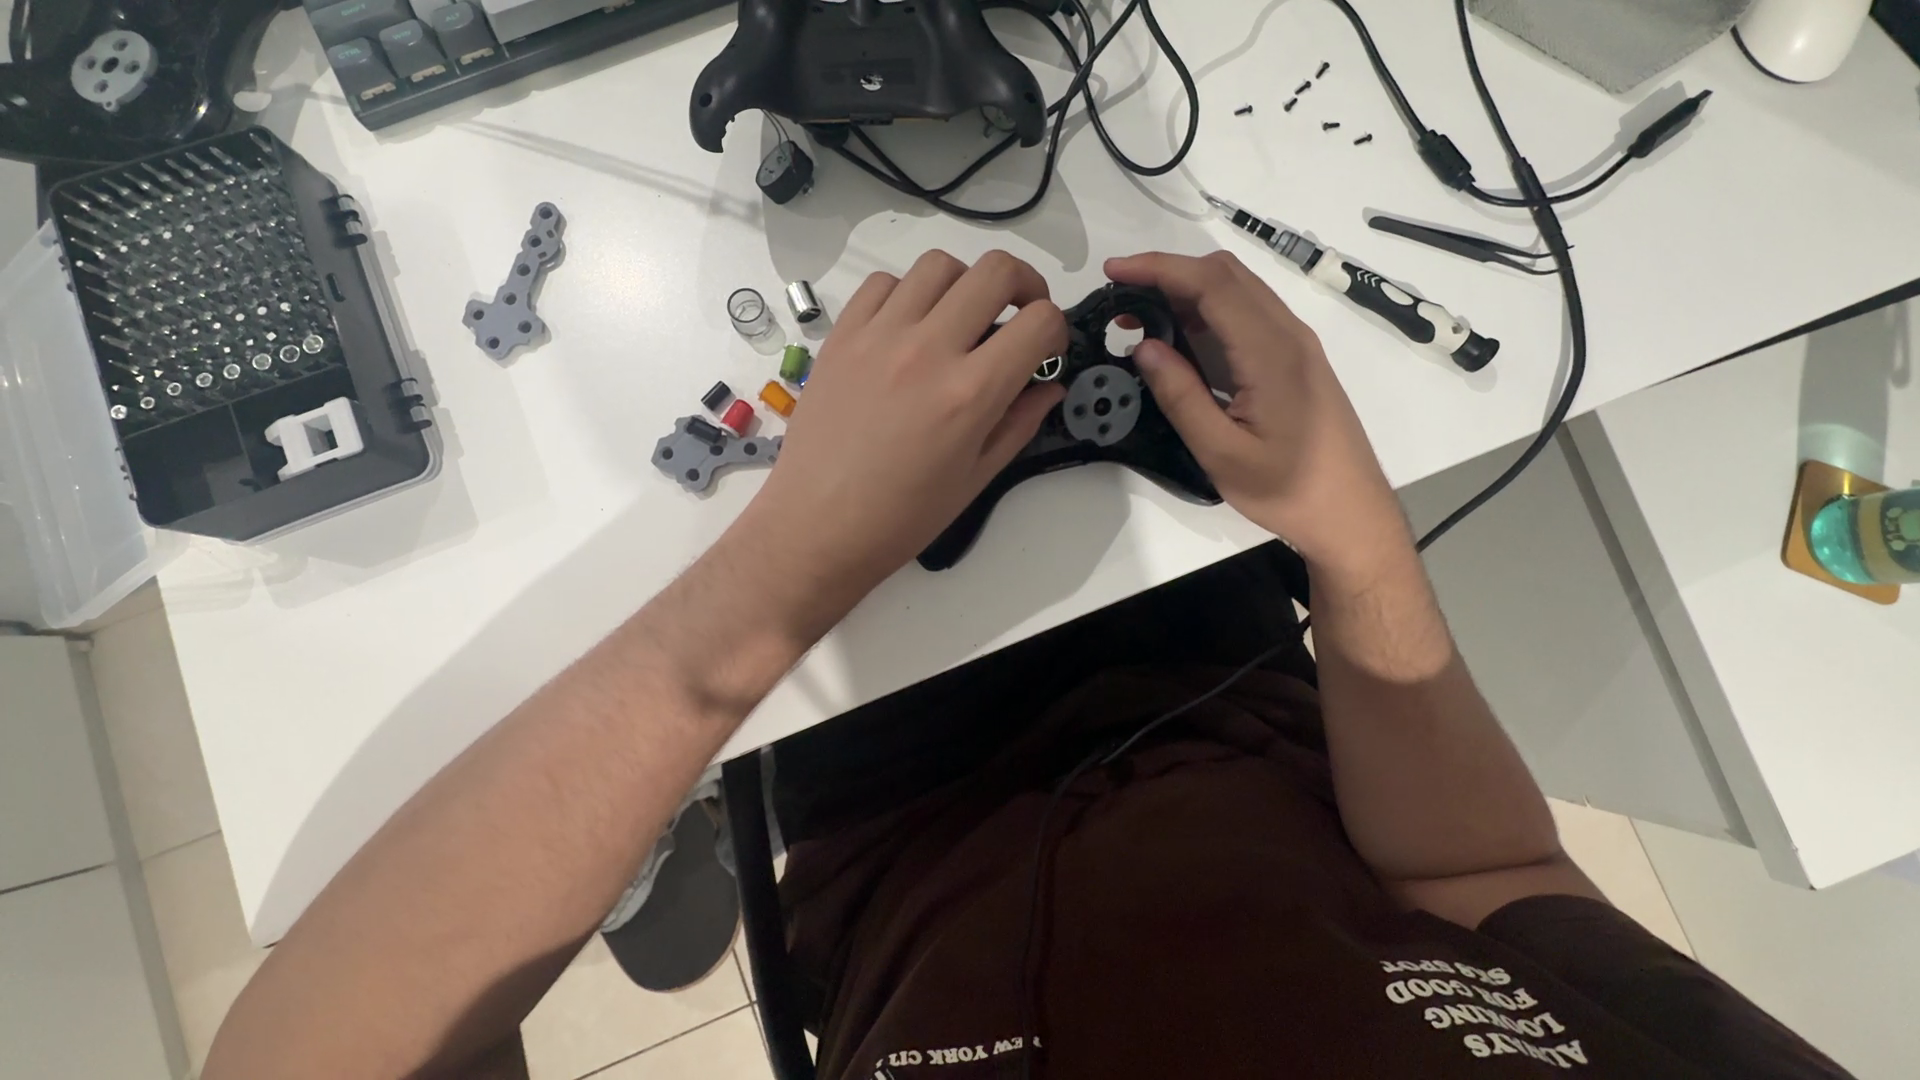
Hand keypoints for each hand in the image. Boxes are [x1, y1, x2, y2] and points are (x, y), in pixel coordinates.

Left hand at [727, 250, 1067, 616]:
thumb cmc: (902, 517)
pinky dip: (908, 294)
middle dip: (1024, 286)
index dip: (1056, 330)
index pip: (1039, 322)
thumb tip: (1049, 387)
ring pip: (938, 265)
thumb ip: (1019, 423)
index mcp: (970, 393)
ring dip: (965, 284)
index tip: (1047, 349)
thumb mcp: (975, 479)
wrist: (817, 526)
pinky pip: (883, 283)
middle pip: (996, 271)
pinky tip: (909, 327)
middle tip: (1019, 316)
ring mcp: (879, 336)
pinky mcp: (841, 336)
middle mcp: (928, 350)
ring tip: (961, 319)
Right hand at [1105, 251, 1406, 567]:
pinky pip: (1247, 314)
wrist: (1350, 513)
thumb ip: (1181, 397)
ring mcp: (1295, 345)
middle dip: (1168, 273)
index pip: (1211, 284)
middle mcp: (1288, 335)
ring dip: (1186, 290)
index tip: (1113, 271)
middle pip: (1225, 274)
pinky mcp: (1294, 359)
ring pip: (1238, 290)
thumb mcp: (1223, 453)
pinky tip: (1179, 337)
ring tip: (1138, 317)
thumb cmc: (1287, 490)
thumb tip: (1144, 347)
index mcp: (1270, 353)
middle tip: (1120, 300)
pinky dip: (1207, 310)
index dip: (1159, 269)